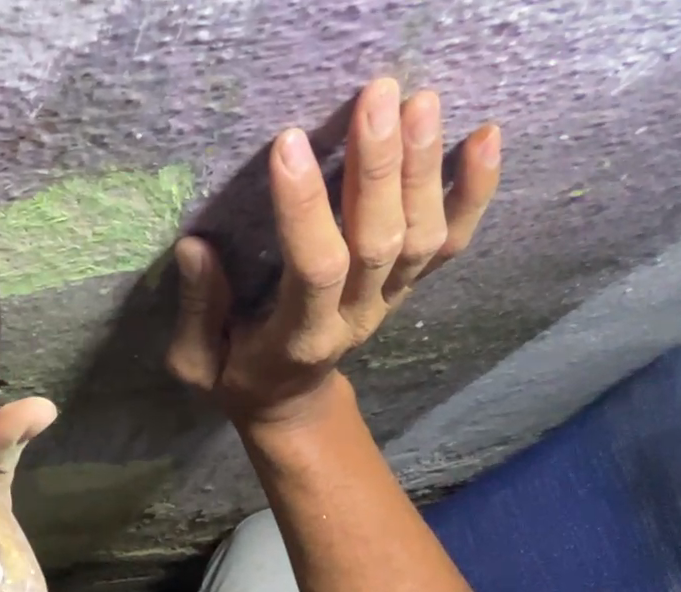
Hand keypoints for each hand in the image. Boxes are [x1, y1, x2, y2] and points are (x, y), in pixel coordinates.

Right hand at [167, 78, 501, 426]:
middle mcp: (356, 317)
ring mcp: (388, 300)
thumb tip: (194, 247)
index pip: (316, 267)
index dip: (305, 207)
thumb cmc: (234, 379)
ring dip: (423, 166)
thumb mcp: (196, 362)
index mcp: (300, 338)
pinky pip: (453, 241)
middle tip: (375, 98)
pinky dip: (476, 190)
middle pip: (380, 240)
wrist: (290, 404)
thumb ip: (197, 311)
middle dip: (379, 167)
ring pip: (422, 233)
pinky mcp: (405, 286)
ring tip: (419, 101)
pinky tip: (486, 136)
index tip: (287, 145)